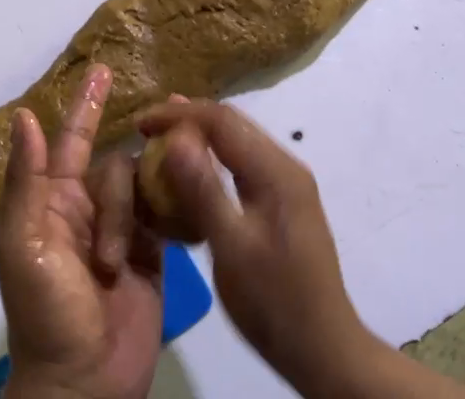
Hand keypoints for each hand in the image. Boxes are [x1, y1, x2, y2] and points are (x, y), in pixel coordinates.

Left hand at [0, 65, 163, 398]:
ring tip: (120, 270)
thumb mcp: (24, 243)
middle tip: (109, 256)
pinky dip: (172, 217)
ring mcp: (124, 230)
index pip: (71, 141)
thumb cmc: (46, 312)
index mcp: (52, 202)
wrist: (87, 382)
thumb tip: (25, 115)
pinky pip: (168, 214)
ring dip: (133, 226)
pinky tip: (178, 229)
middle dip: (114, 204)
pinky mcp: (155, 253)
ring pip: (144, 189)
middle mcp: (87, 208)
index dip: (86, 105)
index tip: (103, 70)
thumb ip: (27, 180)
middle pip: (115, 168)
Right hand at [136, 100, 379, 393]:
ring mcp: (288, 185)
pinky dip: (213, 161)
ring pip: (238, 143)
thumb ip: (203, 190)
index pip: (222, 120)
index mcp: (276, 172)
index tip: (139, 123)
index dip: (178, 114)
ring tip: (162, 141)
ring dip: (200, 138)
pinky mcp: (284, 203)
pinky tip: (193, 175)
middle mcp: (286, 167)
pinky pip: (244, 165)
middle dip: (187, 120)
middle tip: (146, 129)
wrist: (325, 349)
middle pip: (232, 125)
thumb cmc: (274, 302)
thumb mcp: (231, 248)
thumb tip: (176, 136)